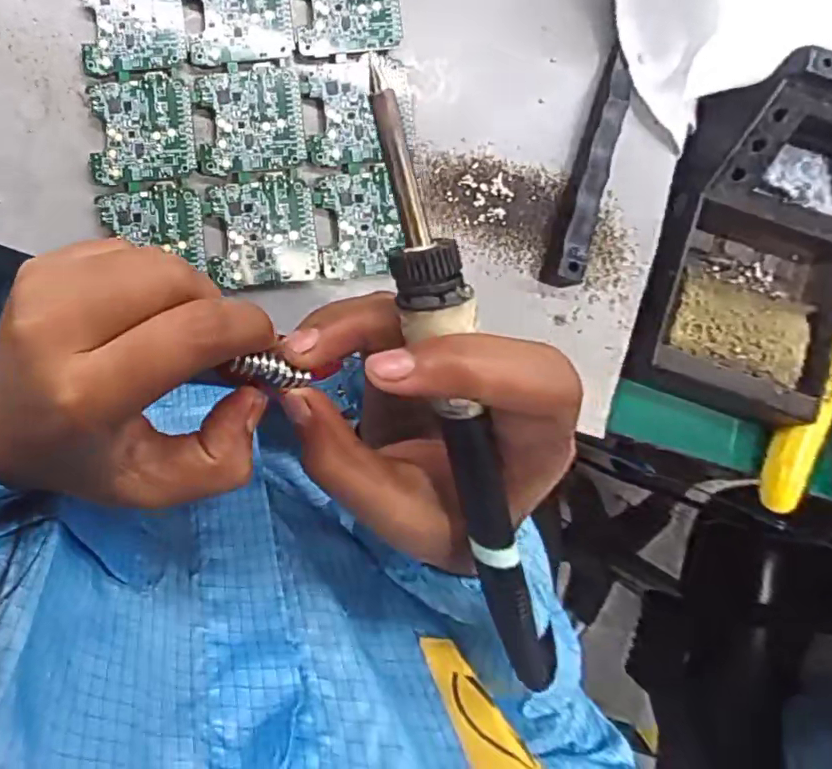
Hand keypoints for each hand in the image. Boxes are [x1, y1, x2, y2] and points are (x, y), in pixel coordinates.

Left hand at [0, 240, 277, 507]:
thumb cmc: (75, 458)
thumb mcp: (152, 486)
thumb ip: (221, 458)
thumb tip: (252, 392)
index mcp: (83, 393)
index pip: (189, 332)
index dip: (245, 329)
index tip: (260, 345)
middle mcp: (54, 327)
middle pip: (173, 281)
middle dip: (212, 306)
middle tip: (211, 341)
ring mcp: (40, 287)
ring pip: (150, 258)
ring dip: (179, 289)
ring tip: (169, 326)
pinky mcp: (35, 267)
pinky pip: (120, 251)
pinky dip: (142, 276)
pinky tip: (129, 310)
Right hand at [273, 293, 579, 572]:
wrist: (440, 513)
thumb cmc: (441, 521)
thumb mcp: (399, 517)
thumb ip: (347, 468)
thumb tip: (297, 397)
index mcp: (532, 435)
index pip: (537, 380)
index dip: (463, 363)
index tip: (380, 373)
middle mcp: (499, 379)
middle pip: (451, 323)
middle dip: (372, 327)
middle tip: (307, 353)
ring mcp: (452, 354)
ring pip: (405, 309)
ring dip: (343, 323)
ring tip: (295, 354)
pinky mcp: (415, 345)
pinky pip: (377, 317)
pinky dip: (334, 327)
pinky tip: (305, 351)